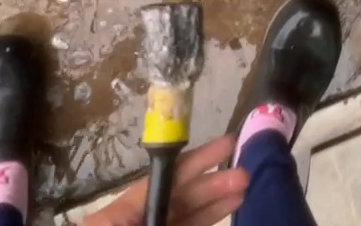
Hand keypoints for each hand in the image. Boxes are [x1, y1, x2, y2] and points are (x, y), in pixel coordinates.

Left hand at [80, 134, 247, 225]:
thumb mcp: (127, 223)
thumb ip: (164, 209)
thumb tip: (188, 180)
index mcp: (116, 214)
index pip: (163, 179)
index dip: (197, 160)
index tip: (227, 143)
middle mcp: (133, 220)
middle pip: (177, 196)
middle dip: (212, 183)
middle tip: (245, 170)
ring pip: (185, 217)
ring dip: (214, 204)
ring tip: (244, 189)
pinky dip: (205, 223)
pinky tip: (227, 211)